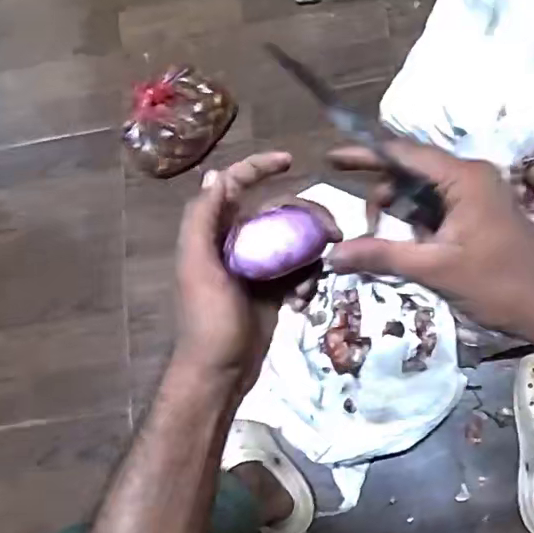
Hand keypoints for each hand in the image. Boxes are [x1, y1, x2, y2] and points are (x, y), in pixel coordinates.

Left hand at [170, 151, 322, 390]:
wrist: (221, 372)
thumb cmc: (208, 320)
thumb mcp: (198, 267)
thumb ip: (202, 219)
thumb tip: (218, 175)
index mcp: (215, 232)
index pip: (236, 185)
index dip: (258, 166)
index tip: (290, 160)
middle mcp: (237, 243)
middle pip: (279, 212)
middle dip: (308, 217)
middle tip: (335, 233)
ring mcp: (259, 267)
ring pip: (295, 241)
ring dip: (311, 255)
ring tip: (314, 281)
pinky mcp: (275, 290)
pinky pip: (300, 271)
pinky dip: (307, 281)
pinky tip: (303, 302)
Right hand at [326, 140, 533, 340]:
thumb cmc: (497, 284)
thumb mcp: (434, 269)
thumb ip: (381, 256)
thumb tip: (332, 255)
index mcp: (464, 177)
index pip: (404, 154)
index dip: (365, 155)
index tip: (332, 158)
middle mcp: (471, 175)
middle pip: (410, 172)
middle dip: (383, 196)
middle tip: (367, 230)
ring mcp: (477, 194)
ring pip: (422, 192)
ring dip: (399, 213)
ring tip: (388, 245)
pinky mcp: (479, 213)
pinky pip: (437, 208)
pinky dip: (417, 224)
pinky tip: (410, 248)